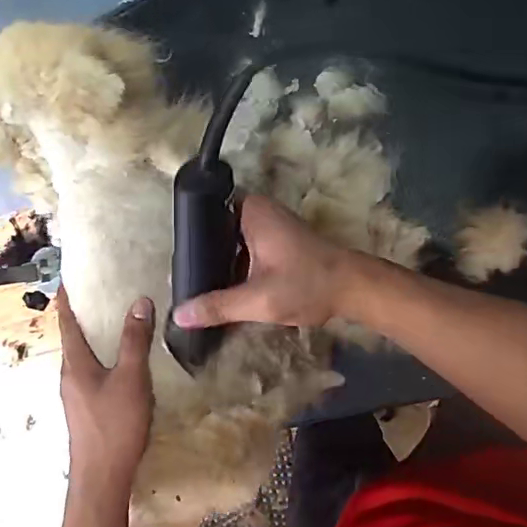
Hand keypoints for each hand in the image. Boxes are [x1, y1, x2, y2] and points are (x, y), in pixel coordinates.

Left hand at [57, 290, 153, 494]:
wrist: (102, 478)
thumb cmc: (114, 425)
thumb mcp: (131, 378)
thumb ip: (135, 340)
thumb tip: (139, 301)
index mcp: (75, 364)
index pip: (68, 322)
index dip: (67, 298)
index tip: (68, 275)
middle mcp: (70, 376)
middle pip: (75, 337)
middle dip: (86, 314)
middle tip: (105, 289)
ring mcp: (77, 395)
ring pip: (86, 356)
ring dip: (98, 336)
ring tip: (119, 318)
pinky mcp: (88, 408)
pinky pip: (95, 371)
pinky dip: (106, 355)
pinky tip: (126, 359)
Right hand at [172, 195, 359, 329]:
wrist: (352, 288)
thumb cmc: (306, 284)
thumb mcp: (257, 299)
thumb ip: (217, 306)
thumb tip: (178, 316)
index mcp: (250, 210)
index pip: (204, 215)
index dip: (189, 240)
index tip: (174, 265)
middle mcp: (259, 210)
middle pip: (217, 231)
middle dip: (204, 256)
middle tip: (181, 282)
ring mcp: (270, 224)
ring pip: (232, 243)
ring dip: (221, 264)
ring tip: (198, 288)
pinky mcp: (279, 241)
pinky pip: (247, 249)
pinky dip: (237, 266)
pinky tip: (225, 288)